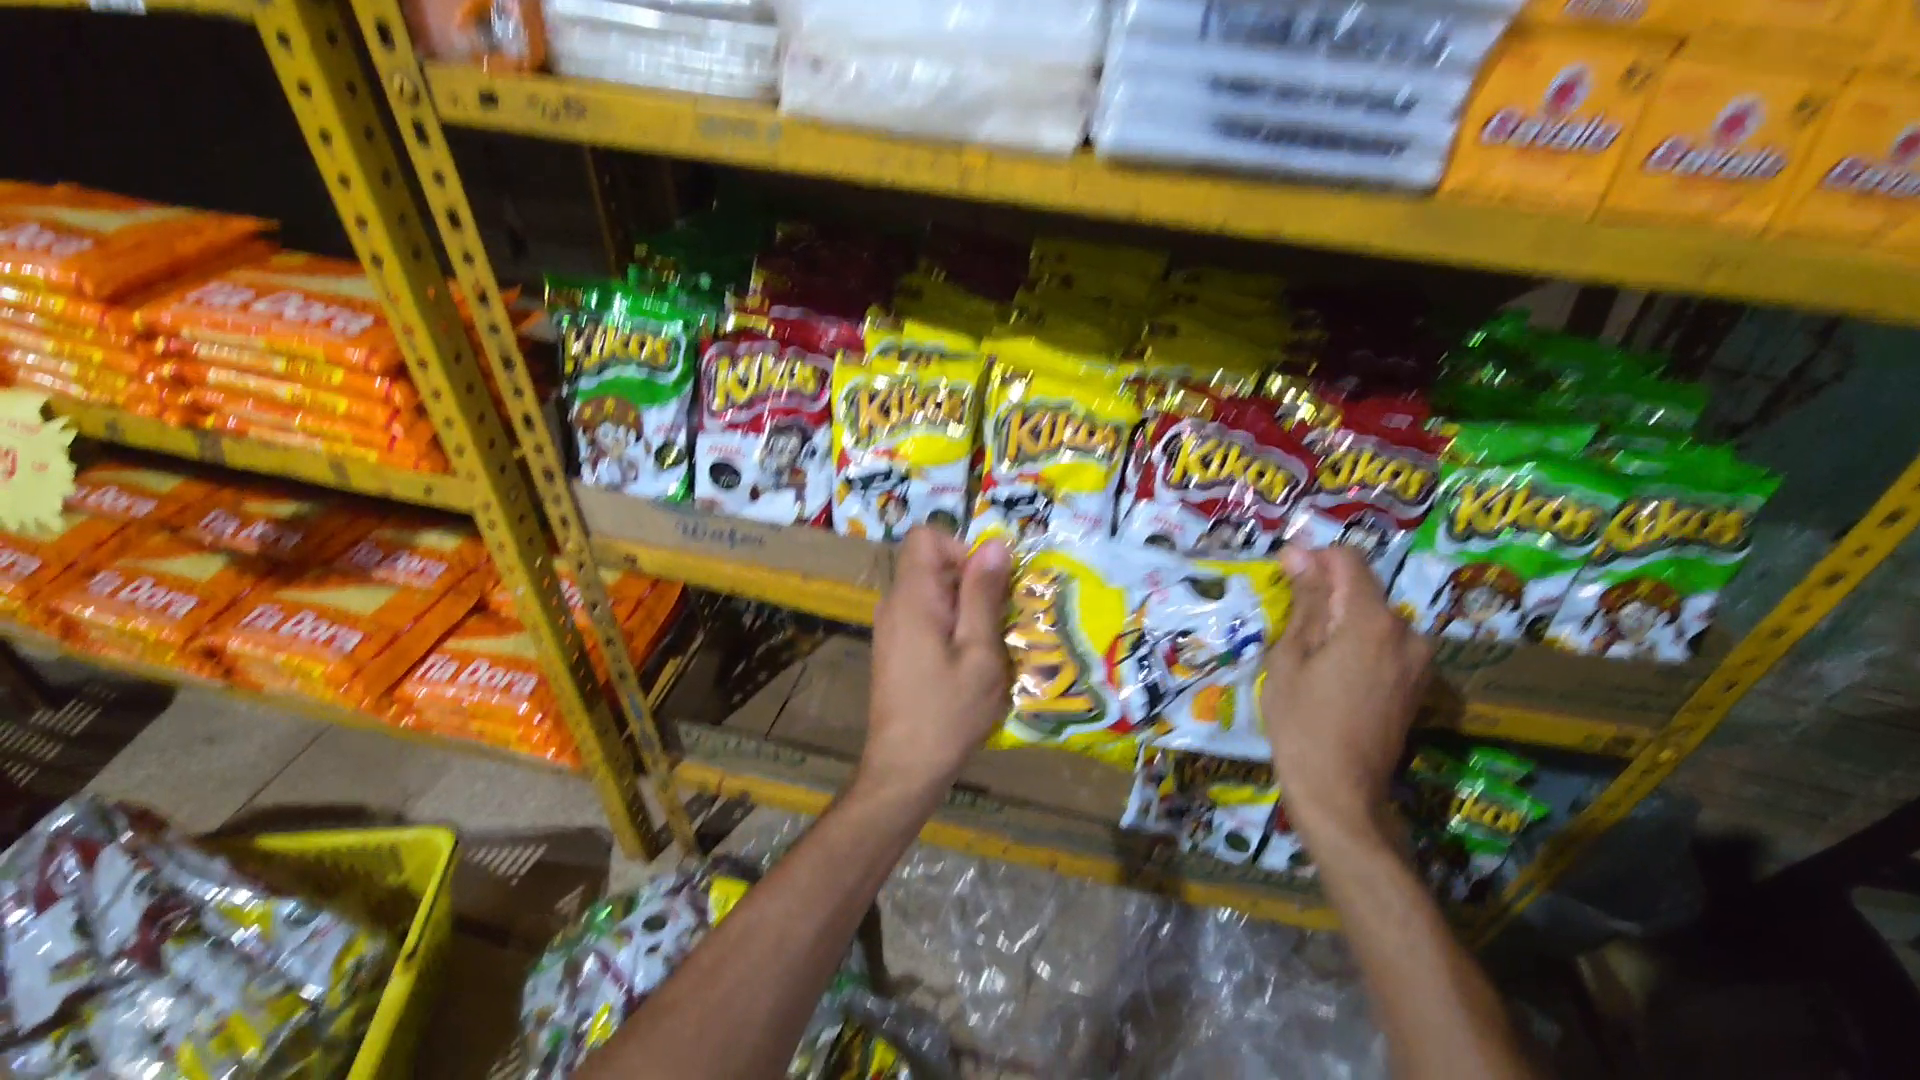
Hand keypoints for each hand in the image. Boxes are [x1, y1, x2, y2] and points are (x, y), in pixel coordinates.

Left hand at [858, 528, 1012, 806]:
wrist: (905, 768)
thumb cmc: (949, 712)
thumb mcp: (980, 651)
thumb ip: (984, 595)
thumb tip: (995, 543)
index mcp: (912, 597)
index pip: (927, 537)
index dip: (961, 548)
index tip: (989, 585)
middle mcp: (894, 605)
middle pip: (932, 564)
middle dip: (972, 582)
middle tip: (1001, 621)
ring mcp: (891, 629)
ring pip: (932, 593)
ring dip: (966, 609)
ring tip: (990, 646)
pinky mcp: (895, 650)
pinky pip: (925, 618)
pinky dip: (952, 628)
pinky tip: (970, 664)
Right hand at [1261, 546, 1430, 838]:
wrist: (1340, 791)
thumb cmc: (1301, 724)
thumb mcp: (1290, 658)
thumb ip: (1304, 602)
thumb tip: (1300, 554)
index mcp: (1372, 621)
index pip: (1347, 560)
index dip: (1314, 561)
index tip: (1286, 582)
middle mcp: (1407, 631)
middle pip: (1362, 589)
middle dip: (1327, 596)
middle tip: (1292, 627)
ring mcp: (1419, 659)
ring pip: (1374, 618)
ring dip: (1342, 623)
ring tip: (1310, 657)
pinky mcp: (1418, 682)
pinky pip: (1385, 644)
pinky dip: (1358, 645)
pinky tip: (1333, 676)